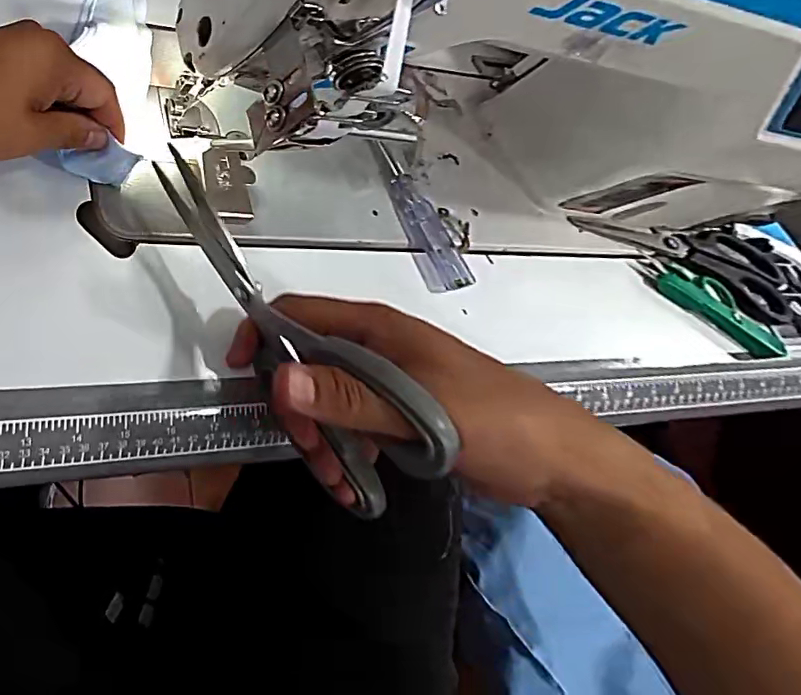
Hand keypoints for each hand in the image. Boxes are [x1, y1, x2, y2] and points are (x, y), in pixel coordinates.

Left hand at [0, 21, 125, 161]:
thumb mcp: (27, 134)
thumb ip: (72, 133)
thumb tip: (98, 134)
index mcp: (54, 55)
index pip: (103, 89)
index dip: (113, 123)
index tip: (113, 149)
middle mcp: (38, 38)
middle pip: (80, 78)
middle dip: (87, 114)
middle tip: (84, 149)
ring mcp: (11, 38)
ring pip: (54, 74)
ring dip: (61, 105)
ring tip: (53, 138)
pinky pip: (30, 69)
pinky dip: (38, 95)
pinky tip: (26, 117)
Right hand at [227, 294, 646, 508]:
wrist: (560, 465)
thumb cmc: (494, 419)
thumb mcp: (416, 408)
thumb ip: (346, 395)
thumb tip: (281, 379)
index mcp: (374, 327)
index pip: (297, 314)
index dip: (262, 334)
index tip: (240, 372)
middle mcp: (371, 348)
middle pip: (303, 365)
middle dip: (297, 409)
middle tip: (310, 450)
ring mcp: (381, 382)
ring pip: (321, 401)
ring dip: (319, 441)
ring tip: (337, 480)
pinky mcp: (391, 414)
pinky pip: (347, 427)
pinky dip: (341, 455)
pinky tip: (353, 486)